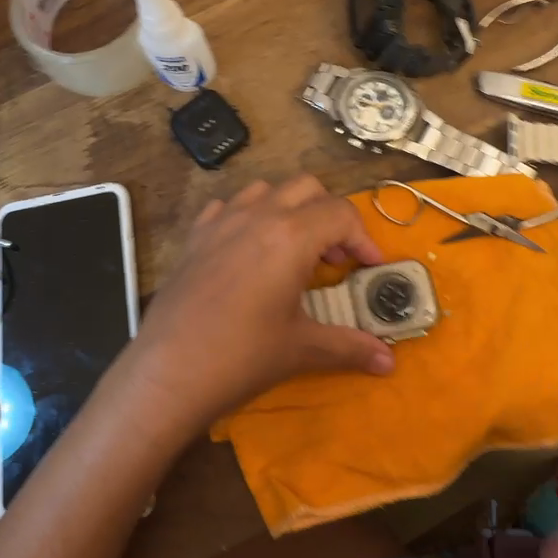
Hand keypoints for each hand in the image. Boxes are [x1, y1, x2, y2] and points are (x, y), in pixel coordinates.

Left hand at [123, 176, 395, 426]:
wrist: (169, 370)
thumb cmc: (242, 356)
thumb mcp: (301, 349)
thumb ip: (349, 346)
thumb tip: (388, 360)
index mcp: (290, 235)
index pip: (340, 213)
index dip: (363, 238)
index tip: (369, 268)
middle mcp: (257, 215)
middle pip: (306, 187)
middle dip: (329, 214)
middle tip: (336, 257)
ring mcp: (221, 221)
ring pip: (265, 189)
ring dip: (289, 208)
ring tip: (295, 250)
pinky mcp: (195, 236)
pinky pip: (228, 206)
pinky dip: (248, 216)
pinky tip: (250, 251)